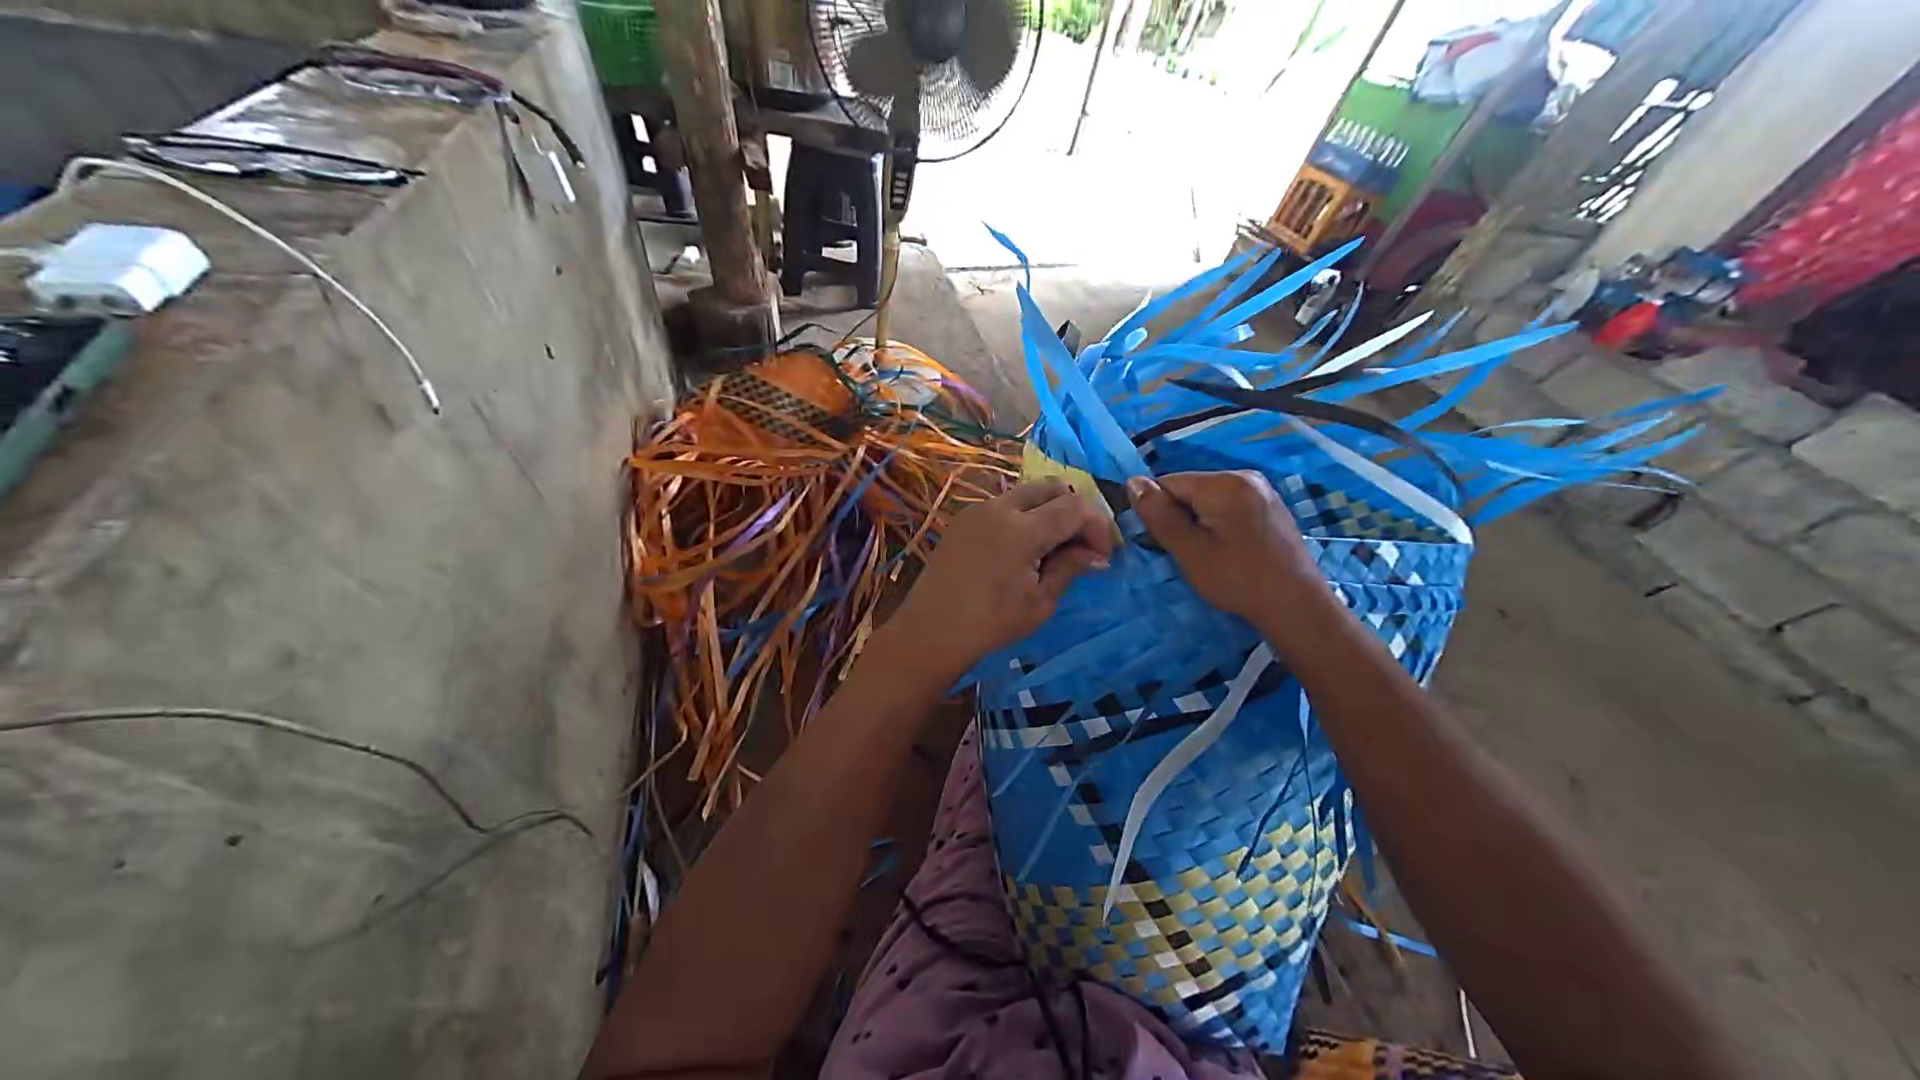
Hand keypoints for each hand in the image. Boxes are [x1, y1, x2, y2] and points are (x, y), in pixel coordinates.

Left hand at [879, 480, 1114, 685]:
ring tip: (1054, 547)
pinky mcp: (963, 518)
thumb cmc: (990, 624)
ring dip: (1049, 510)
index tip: (1104, 555)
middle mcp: (999, 508)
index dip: (1098, 527)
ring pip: (1027, 492)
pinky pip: (1004, 504)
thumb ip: (1069, 568)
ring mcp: (977, 509)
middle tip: (1082, 545)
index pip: (1075, 508)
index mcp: (1022, 529)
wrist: (930, 631)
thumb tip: (1096, 554)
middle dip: (1075, 511)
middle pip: (1053, 487)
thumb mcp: (1040, 602)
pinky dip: (1024, 515)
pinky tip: (1024, 547)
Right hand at [1128, 471, 1327, 636]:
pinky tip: (1228, 551)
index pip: (1168, 483)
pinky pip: (1227, 506)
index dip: (1159, 512)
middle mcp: (1244, 476)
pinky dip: (1218, 525)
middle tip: (1191, 553)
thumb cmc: (1239, 580)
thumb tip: (1132, 482)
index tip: (1167, 543)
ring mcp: (1261, 490)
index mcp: (1224, 483)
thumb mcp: (1190, 550)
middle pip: (1189, 489)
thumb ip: (1159, 515)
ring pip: (1206, 500)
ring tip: (1210, 554)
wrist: (1296, 606)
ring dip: (1198, 523)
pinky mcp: (1268, 505)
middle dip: (1180, 517)